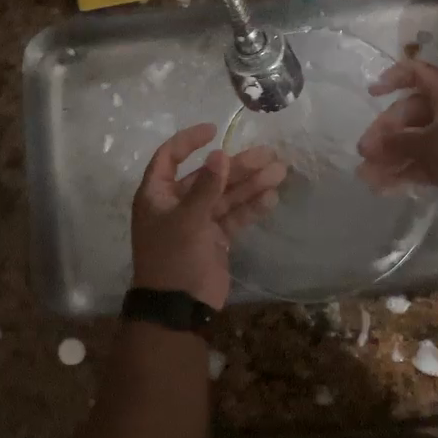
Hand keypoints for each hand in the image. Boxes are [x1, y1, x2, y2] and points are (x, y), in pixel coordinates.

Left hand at [132, 123, 287, 308]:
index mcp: (157, 195)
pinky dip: (251, 207)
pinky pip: (234, 216)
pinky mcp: (215, 238)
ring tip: (280, 171)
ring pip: (226, 195)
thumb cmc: (172, 258)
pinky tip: (271, 197)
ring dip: (251, 184)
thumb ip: (206, 187)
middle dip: (237, 165)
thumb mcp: (187, 220)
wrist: (177, 308)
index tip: (214, 130)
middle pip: (209, 176)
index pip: (170, 157)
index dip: (189, 141)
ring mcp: (198, 221)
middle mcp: (177, 204)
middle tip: (268, 154)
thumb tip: (220, 154)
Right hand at [356, 59, 437, 222]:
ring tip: (366, 175)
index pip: (419, 74)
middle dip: (384, 131)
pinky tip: (381, 186)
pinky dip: (399, 174)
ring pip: (410, 143)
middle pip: (408, 113)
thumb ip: (398, 142)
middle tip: (366, 151)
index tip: (372, 92)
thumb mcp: (433, 142)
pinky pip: (416, 165)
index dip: (394, 77)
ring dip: (387, 157)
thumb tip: (368, 147)